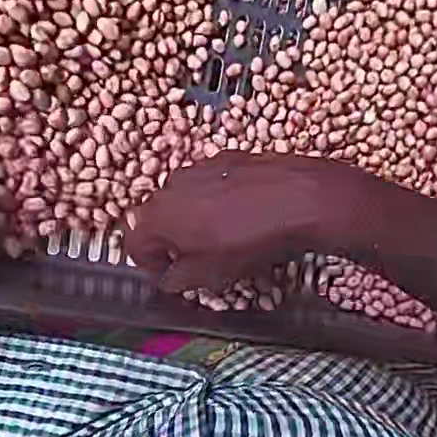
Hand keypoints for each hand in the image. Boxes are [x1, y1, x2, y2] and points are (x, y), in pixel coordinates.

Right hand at [125, 152, 377, 291]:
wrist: (302, 199)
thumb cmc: (249, 240)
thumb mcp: (211, 274)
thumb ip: (181, 279)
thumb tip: (173, 280)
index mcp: (157, 215)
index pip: (134, 244)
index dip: (150, 266)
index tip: (170, 278)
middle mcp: (171, 184)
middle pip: (159, 218)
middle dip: (172, 241)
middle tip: (196, 263)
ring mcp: (201, 166)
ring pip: (186, 199)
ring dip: (196, 220)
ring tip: (224, 240)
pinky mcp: (229, 156)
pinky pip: (213, 184)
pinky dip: (219, 201)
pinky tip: (245, 217)